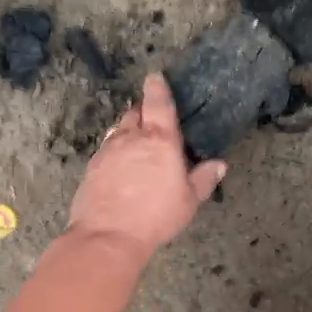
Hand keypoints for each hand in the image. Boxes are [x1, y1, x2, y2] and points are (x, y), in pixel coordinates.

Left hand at [67, 73, 225, 261]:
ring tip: (135, 143)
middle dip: (142, 112)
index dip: (157, 87)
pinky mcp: (92, 167)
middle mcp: (131, 139)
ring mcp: (108, 151)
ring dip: (127, 131)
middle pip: (135, 113)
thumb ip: (204, 179)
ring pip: (117, 130)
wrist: (108, 235)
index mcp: (160, 140)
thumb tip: (219, 165)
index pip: (158, 104)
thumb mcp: (189, 201)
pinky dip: (114, 151)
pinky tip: (119, 166)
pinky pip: (106, 150)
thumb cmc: (155, 216)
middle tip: (151, 119)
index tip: (155, 77)